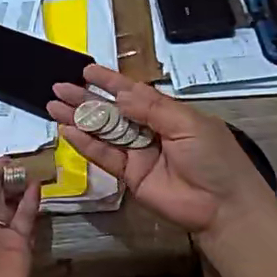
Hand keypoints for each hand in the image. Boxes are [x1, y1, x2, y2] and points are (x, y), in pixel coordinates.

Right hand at [49, 64, 273, 235]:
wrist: (222, 205)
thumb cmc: (214, 158)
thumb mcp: (188, 123)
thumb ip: (152, 108)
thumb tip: (121, 94)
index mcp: (167, 113)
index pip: (134, 92)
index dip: (110, 81)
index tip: (86, 71)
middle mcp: (149, 130)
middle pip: (112, 111)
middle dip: (86, 98)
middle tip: (59, 87)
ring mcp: (138, 154)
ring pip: (103, 132)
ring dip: (79, 118)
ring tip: (53, 105)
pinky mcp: (129, 176)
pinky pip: (104, 156)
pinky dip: (86, 144)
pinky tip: (68, 130)